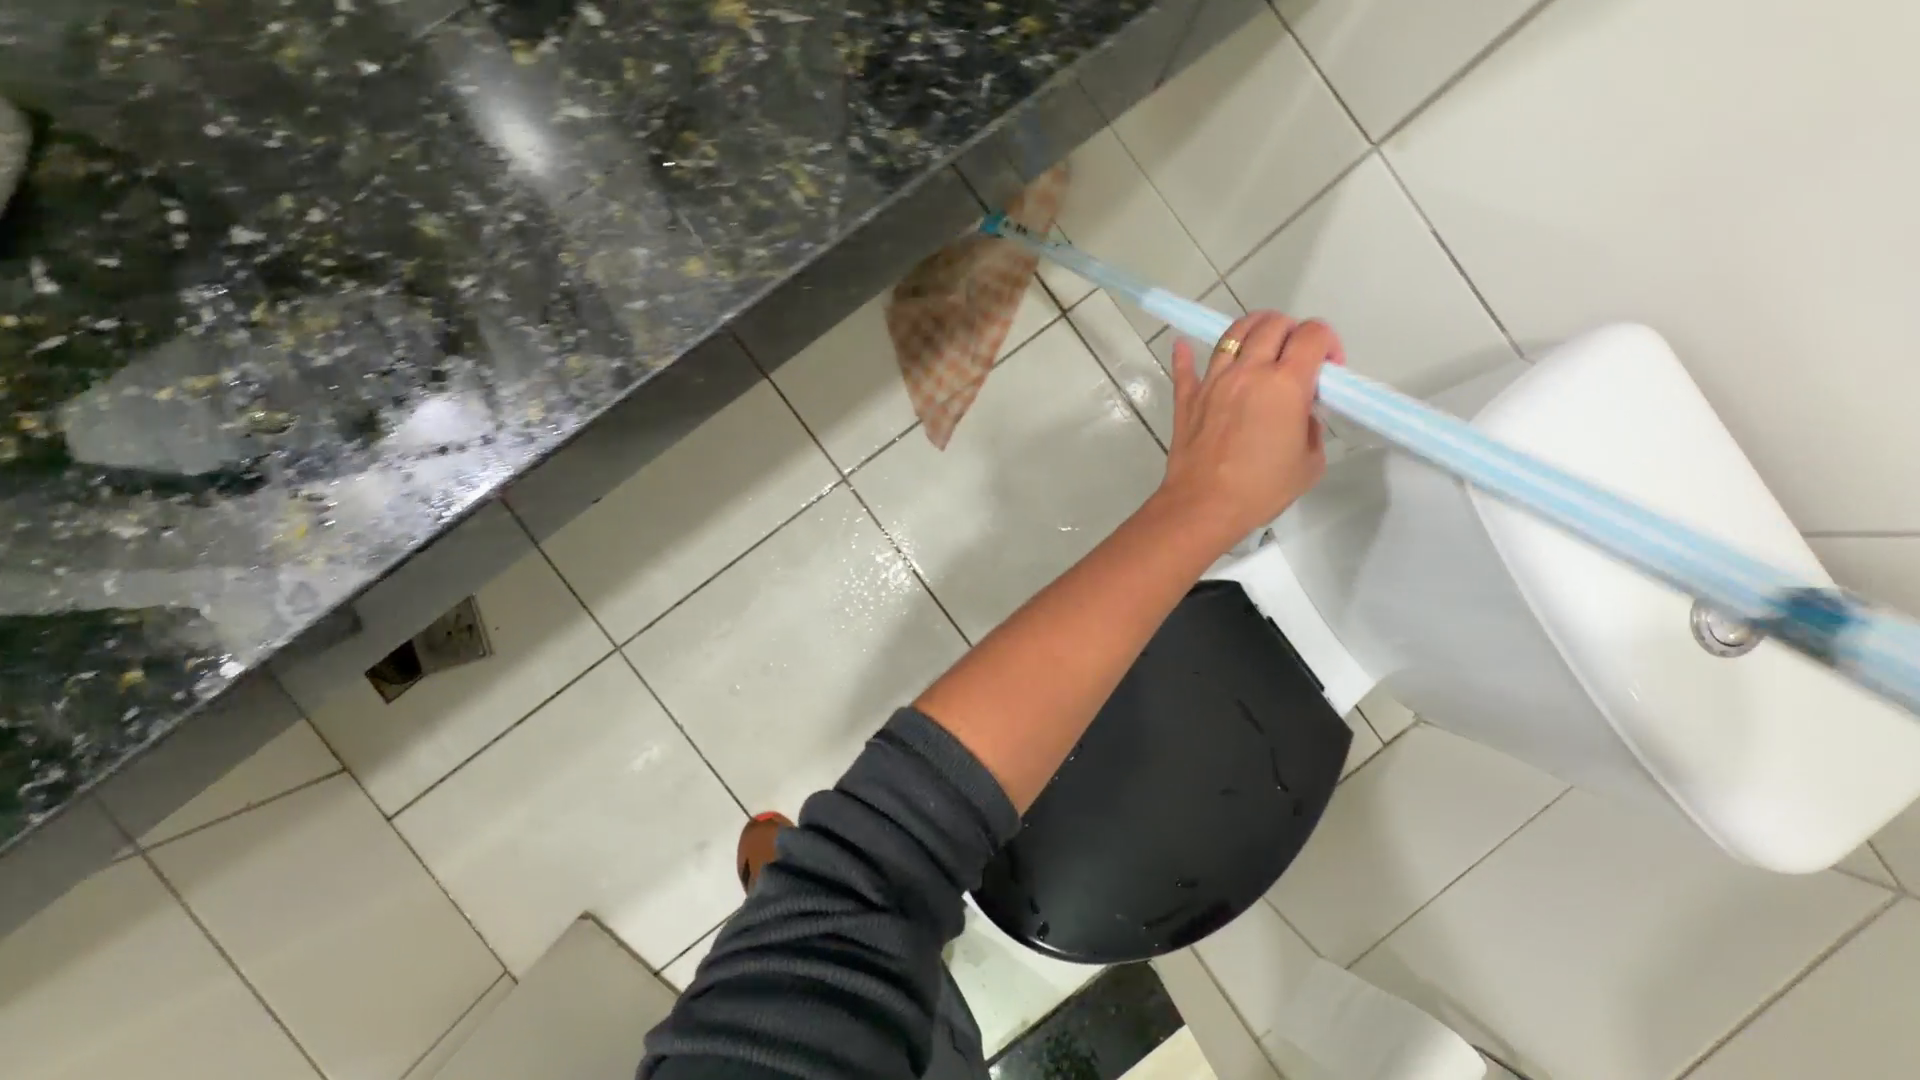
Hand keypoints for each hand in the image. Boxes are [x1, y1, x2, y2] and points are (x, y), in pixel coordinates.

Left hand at [1157, 311, 1343, 551]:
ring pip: (1232, 333)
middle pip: (1272, 324)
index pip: (1313, 335)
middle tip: (1296, 355)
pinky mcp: (1187, 397)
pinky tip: (1184, 347)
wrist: (1204, 506)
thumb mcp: (1310, 463)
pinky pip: (1185, 367)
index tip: (1329, 367)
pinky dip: (1185, 354)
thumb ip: (1311, 427)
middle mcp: (1248, 371)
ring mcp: (1213, 380)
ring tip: (1260, 345)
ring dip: (1252, 330)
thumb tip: (1301, 413)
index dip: (1328, 343)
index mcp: (1285, 383)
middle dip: (1292, 331)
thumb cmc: (1261, 488)